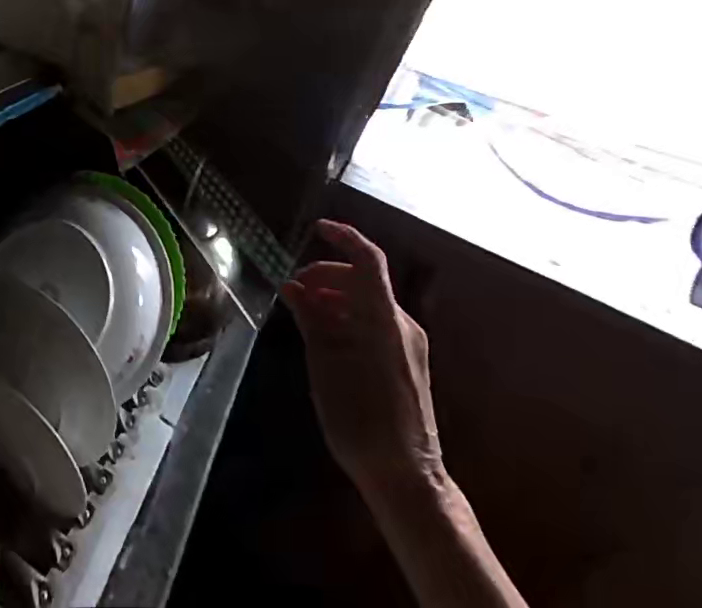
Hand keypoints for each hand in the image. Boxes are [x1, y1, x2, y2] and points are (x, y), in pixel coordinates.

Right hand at [281, 220, 442, 486]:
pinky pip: (376, 323)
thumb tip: (292, 287)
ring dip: (335, 298)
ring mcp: (408, 342)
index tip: (318, 228)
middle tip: (295, 290)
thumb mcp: (324, 366)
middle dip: (328, 276)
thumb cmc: (359, 419)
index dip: (345, 237)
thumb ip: (311, 320)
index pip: (368, 260)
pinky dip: (348, 318)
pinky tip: (325, 336)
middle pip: (364, 280)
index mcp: (382, 320)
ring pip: (368, 302)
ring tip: (304, 314)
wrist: (406, 474)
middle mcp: (401, 324)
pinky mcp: (408, 359)